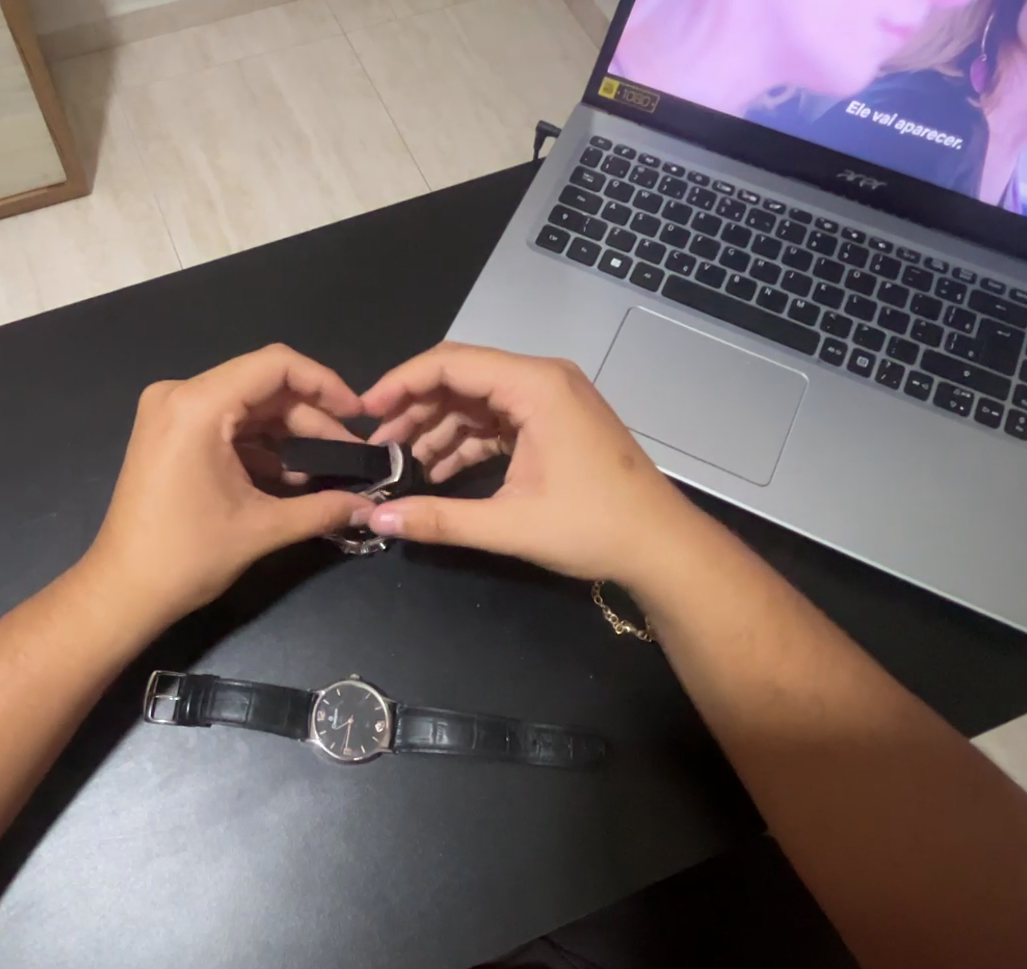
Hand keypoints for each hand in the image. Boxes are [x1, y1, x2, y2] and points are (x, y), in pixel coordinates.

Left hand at [81, 345, 374, 623]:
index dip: (325, 384)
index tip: (358, 416)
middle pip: (263, 385)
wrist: (123, 589)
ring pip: (248, 405)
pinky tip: (293, 476)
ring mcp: (171, 413)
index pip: (275, 366)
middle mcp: (180, 395)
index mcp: (197, 405)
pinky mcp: (170, 434)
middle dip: (311, 417)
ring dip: (289, 433)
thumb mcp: (262, 529)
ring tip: (328, 467)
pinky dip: (262, 445)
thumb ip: (323, 509)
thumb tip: (371, 506)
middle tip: (350, 453)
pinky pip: (228, 424)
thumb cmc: (186, 557)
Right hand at [360, 343, 691, 582]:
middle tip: (378, 447)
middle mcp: (542, 380)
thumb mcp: (509, 525)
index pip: (451, 364)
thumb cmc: (594, 528)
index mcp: (535, 386)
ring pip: (475, 402)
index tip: (365, 412)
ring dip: (436, 430)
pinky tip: (437, 473)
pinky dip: (464, 443)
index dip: (401, 383)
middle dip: (414, 410)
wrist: (662, 546)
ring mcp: (549, 401)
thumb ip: (439, 519)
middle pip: (460, 379)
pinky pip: (495, 422)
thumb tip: (377, 518)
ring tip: (401, 465)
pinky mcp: (551, 424)